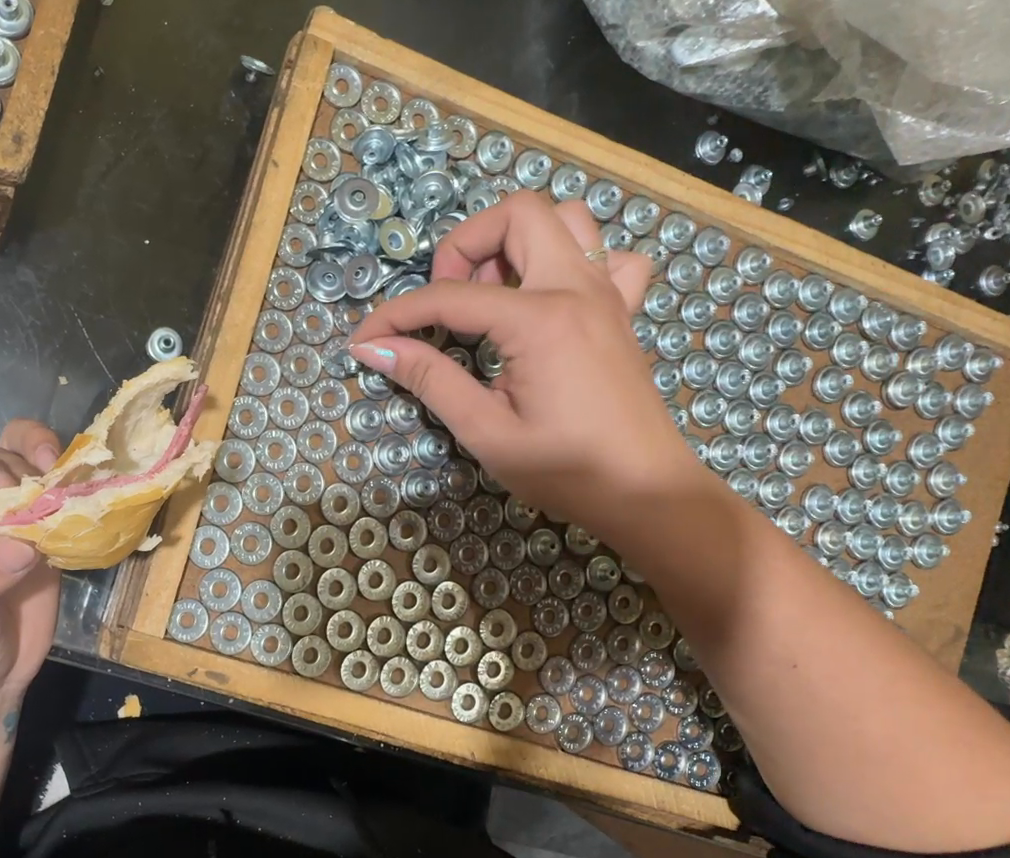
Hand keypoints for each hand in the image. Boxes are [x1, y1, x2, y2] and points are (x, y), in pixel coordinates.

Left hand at [0, 420, 62, 710]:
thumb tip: (20, 543)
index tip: (1, 487)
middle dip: (17, 463)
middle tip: (37, 487)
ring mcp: (9, 517)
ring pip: (27, 465)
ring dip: (46, 462)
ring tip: (63, 476)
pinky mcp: (43, 534)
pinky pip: (58, 497)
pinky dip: (72, 487)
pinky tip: (84, 490)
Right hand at [347, 191, 708, 533]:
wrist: (645, 491)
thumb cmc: (564, 469)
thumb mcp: (484, 430)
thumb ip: (430, 379)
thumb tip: (375, 348)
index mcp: (540, 320)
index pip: (449, 295)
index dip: (395, 315)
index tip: (364, 340)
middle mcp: (578, 288)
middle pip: (517, 214)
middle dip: (464, 247)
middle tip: (444, 303)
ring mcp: (607, 293)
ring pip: (564, 220)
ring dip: (515, 244)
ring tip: (489, 297)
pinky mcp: (620, 311)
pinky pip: (604, 256)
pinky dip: (568, 263)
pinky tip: (545, 303)